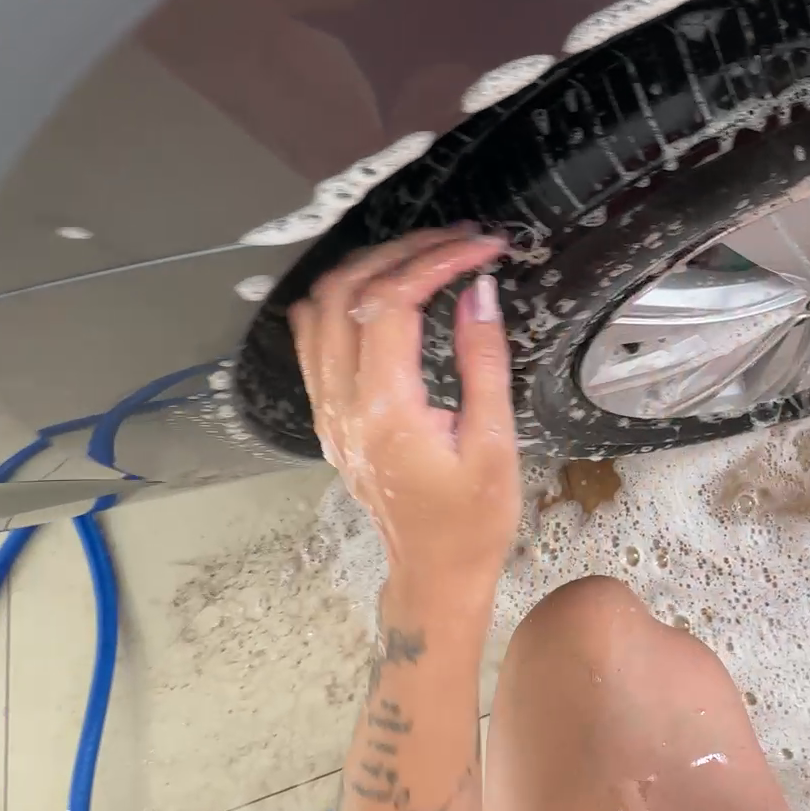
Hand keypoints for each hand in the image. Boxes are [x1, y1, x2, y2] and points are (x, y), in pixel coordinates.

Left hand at [288, 226, 519, 600]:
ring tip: (428, 255)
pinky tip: (386, 291)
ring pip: (320, 308)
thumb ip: (482, 362)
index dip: (438, 261)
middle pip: (347, 293)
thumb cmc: (475, 516)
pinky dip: (347, 296)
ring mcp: (327, 408)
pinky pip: (314, 336)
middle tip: (462, 240)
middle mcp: (341, 402)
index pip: (392, 303)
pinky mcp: (330, 414)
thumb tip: (479, 292)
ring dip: (372, 267)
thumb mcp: (494, 442)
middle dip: (406, 251)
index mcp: (385, 409)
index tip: (485, 247)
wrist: (435, 570)